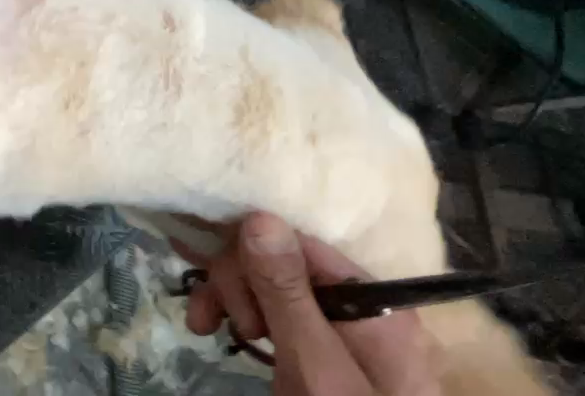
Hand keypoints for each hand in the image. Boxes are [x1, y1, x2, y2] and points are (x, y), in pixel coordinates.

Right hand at [179, 213, 438, 395]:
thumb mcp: (316, 369)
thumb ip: (288, 294)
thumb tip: (260, 214)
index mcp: (374, 303)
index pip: (297, 241)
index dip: (250, 256)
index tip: (223, 294)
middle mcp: (357, 305)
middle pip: (276, 258)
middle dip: (236, 283)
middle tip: (226, 325)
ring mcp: (335, 328)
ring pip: (262, 280)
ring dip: (226, 298)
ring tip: (210, 330)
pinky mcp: (314, 346)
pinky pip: (266, 308)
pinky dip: (234, 314)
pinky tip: (213, 330)